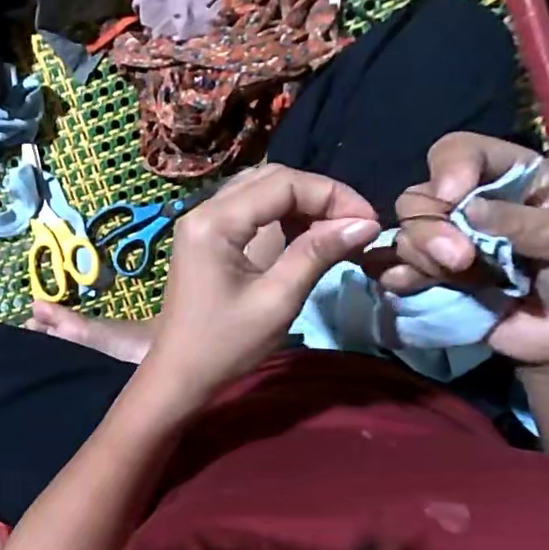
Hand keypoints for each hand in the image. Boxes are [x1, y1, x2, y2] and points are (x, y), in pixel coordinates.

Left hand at [146, 165, 379, 399]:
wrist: (180, 371)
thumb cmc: (226, 343)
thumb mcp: (278, 299)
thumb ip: (317, 253)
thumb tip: (365, 221)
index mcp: (213, 223)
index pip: (282, 183)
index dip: (332, 195)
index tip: (368, 222)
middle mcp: (201, 212)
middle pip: (270, 179)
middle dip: (319, 194)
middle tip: (356, 225)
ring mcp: (200, 223)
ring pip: (259, 190)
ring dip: (302, 202)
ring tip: (337, 232)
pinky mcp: (204, 238)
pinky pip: (248, 210)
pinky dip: (281, 215)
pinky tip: (307, 236)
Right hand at [379, 133, 548, 368]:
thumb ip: (532, 225)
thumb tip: (467, 208)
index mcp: (513, 183)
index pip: (463, 152)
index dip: (449, 166)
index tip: (452, 195)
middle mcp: (470, 208)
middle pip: (418, 197)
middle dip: (430, 228)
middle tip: (459, 259)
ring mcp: (446, 245)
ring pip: (402, 235)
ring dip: (420, 258)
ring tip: (457, 281)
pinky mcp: (428, 280)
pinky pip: (388, 270)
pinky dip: (395, 278)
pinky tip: (416, 289)